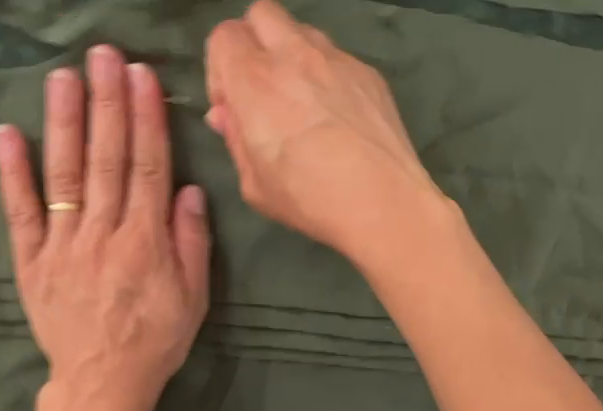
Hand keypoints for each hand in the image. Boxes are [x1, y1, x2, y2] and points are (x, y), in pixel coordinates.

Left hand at [0, 45, 210, 410]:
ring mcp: (63, 245)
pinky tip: (8, 134)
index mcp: (145, 242)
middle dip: (106, 103)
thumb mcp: (193, 301)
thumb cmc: (155, 344)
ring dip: (64, 122)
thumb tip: (187, 190)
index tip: (141, 76)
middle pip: (106, 159)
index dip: (145, 119)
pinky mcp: (32, 262)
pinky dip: (12, 173)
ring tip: (63, 76)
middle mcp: (103, 234)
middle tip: (104, 54)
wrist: (103, 385)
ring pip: (64, 174)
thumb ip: (191, 244)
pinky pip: (20, 212)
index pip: (147, 167)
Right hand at [205, 0, 450, 263]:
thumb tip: (225, 116)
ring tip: (302, 104)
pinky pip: (338, 59)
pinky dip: (328, 78)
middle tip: (261, 90)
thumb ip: (236, 141)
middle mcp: (294, 55)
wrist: (382, 201)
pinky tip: (338, 119)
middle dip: (254, 44)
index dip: (220, 70)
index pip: (223, 37)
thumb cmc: (310, 199)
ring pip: (302, 32)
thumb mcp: (255, 185)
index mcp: (255, 80)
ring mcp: (336, 59)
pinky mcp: (367, 72)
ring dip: (293, 57)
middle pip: (261, 15)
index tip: (231, 107)